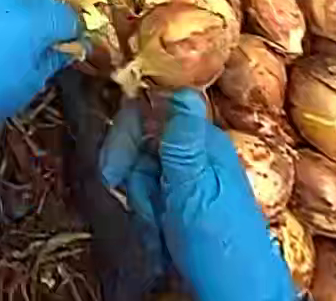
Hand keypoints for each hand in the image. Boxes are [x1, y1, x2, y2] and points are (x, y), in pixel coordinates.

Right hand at [99, 90, 295, 300]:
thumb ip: (183, 138)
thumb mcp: (197, 190)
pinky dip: (146, 218)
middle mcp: (196, 154)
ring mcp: (190, 182)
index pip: (157, 107)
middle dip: (132, 170)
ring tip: (155, 228)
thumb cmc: (223, 249)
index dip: (129, 128)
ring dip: (140, 200)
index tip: (112, 162)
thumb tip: (182, 87)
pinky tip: (157, 239)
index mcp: (203, 140)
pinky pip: (151, 197)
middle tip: (129, 199)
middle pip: (145, 138)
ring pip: (143, 170)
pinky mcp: (183, 208)